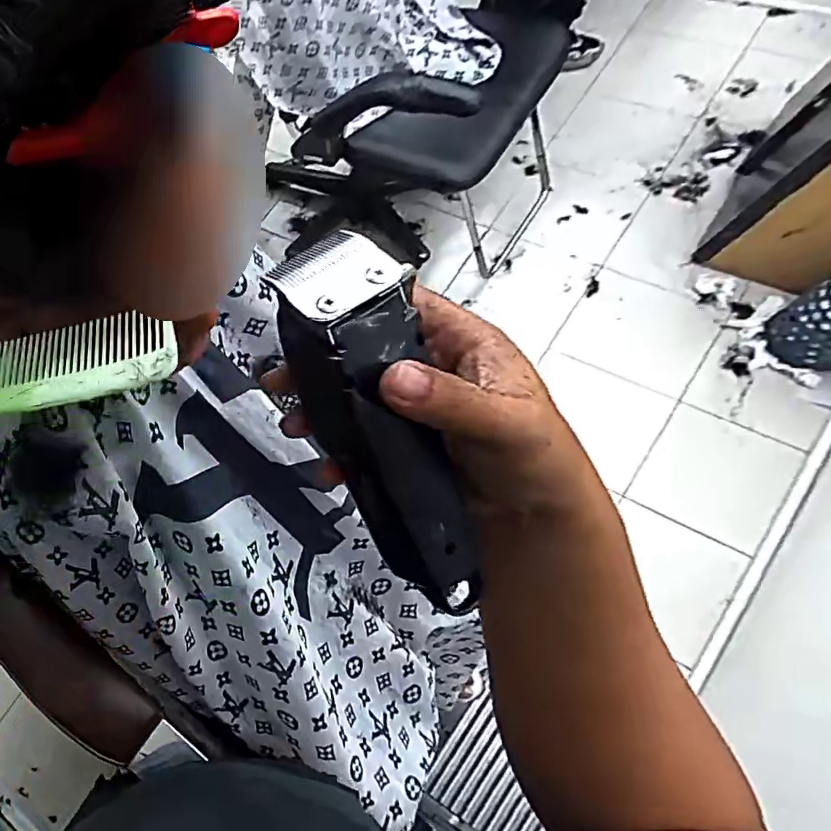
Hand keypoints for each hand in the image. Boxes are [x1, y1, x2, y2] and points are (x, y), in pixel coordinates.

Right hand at [261, 286, 601, 517]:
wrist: (532, 524)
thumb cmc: (540, 461)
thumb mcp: (503, 423)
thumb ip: (452, 399)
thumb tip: (400, 378)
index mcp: (464, 346)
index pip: (409, 307)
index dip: (367, 305)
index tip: (324, 317)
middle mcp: (433, 371)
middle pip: (367, 353)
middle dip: (324, 364)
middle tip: (290, 374)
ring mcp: (414, 408)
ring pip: (356, 395)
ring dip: (324, 407)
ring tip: (300, 418)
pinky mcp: (401, 442)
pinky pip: (359, 436)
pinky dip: (338, 447)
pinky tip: (330, 459)